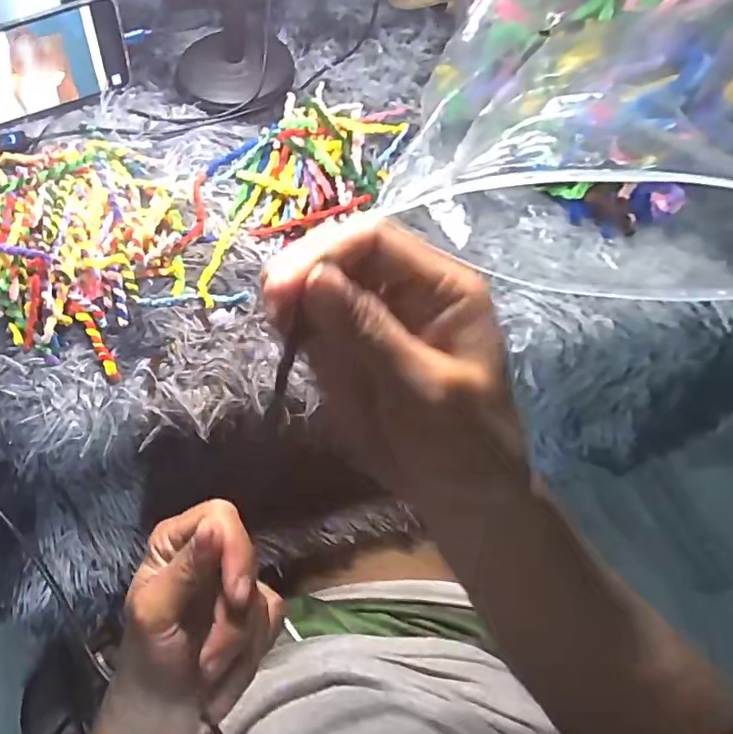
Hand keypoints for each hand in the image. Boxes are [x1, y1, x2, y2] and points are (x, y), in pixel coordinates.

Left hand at [118, 500, 282, 723]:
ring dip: (236, 648)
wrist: (162, 707)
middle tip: (208, 661)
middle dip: (232, 621)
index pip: (220, 516)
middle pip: (248, 560)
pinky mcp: (256, 613)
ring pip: (262, 601)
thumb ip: (185, 569)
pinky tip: (222, 680)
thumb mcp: (155, 611)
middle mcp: (209, 553)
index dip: (236, 549)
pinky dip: (248, 659)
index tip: (236, 597)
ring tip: (206, 674)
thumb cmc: (147, 653)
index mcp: (176, 540)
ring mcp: (234, 582)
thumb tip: (214, 526)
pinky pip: (272, 625)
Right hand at [260, 216, 532, 515]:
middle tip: (271, 303)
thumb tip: (312, 279)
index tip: (284, 287)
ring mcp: (369, 314)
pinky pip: (309, 316)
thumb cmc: (461, 441)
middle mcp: (402, 288)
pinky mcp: (343, 342)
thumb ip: (368, 331)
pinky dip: (289, 319)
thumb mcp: (422, 387)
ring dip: (289, 292)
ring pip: (317, 279)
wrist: (458, 493)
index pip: (374, 240)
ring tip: (275, 321)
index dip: (325, 253)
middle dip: (300, 268)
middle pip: (340, 251)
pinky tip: (282, 333)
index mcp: (440, 285)